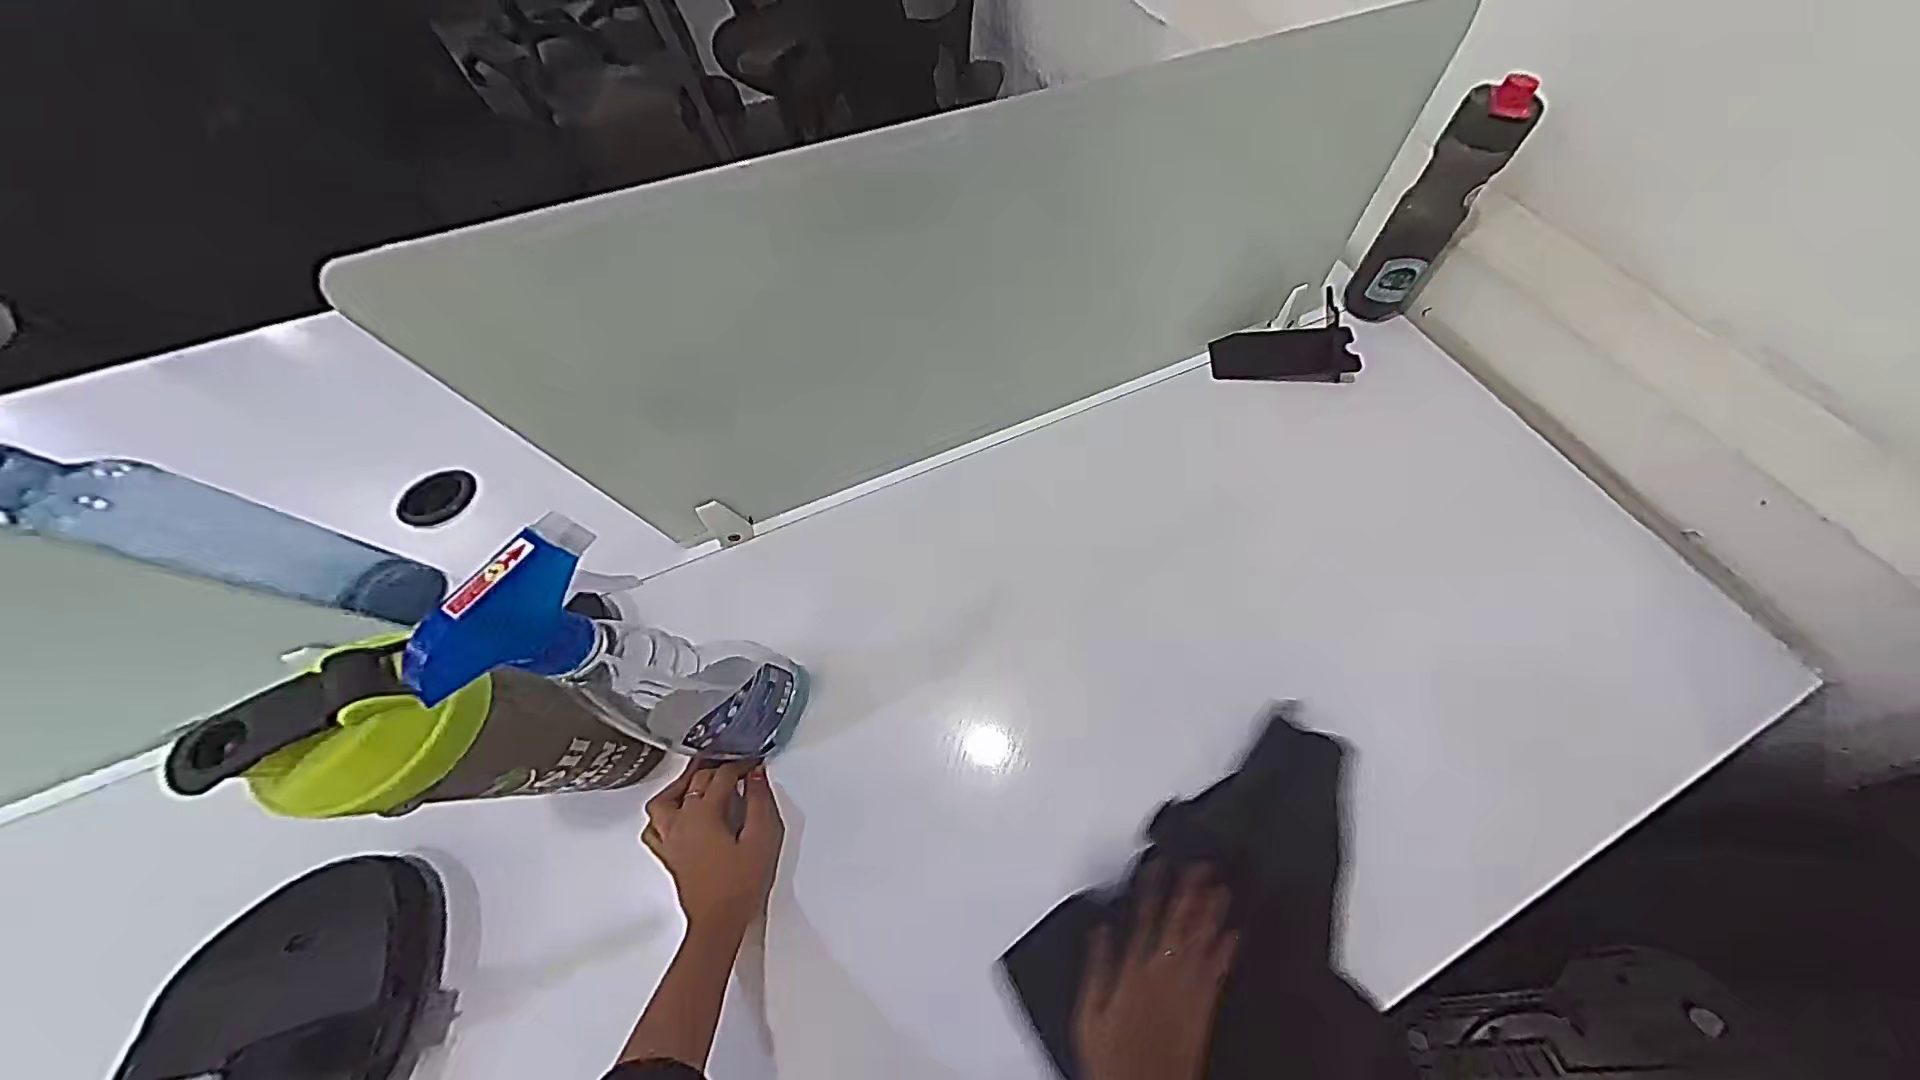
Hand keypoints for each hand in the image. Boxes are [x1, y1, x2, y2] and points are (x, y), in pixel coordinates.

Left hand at [642, 760, 784, 934]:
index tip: (753, 763)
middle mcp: (681, 823)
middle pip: (694, 782)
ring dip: (682, 784)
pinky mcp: (668, 855)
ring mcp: (671, 840)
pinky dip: (664, 812)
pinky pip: (655, 826)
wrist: (719, 922)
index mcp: (703, 814)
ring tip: (700, 777)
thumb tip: (755, 776)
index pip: (722, 776)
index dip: (740, 765)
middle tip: (734, 765)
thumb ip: (759, 801)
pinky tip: (677, 811)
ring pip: (665, 800)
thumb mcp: (762, 837)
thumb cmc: (739, 884)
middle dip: (716, 768)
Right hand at [1074, 864, 1238, 1079]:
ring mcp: (1186, 991)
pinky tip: (1234, 934)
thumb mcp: (1091, 1011)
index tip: (1162, 865)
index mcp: (1134, 971)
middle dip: (1191, 893)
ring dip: (1212, 914)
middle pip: (1179, 924)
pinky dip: (1226, 952)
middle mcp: (1162, 975)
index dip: (1154, 889)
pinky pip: (1217, 973)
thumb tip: (1100, 930)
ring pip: (1201, 942)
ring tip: (1221, 889)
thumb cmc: (1116, 1056)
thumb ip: (1097, 966)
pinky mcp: (1203, 1010)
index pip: (1144, 918)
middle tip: (1202, 867)